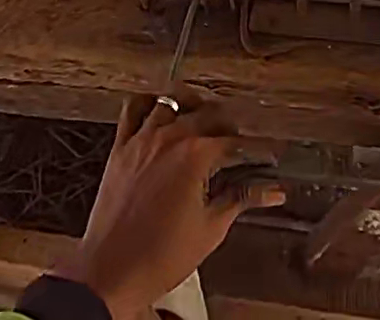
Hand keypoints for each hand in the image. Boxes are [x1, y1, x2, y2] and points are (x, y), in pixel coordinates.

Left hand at [52, 94, 283, 316]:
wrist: (106, 278)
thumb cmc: (159, 257)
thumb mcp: (210, 228)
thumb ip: (242, 199)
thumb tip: (274, 191)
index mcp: (197, 155)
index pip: (238, 143)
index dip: (259, 150)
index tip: (270, 156)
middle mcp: (172, 138)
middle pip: (211, 113)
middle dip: (230, 126)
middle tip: (238, 144)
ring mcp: (144, 139)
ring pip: (175, 100)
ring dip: (193, 106)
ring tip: (203, 121)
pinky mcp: (121, 148)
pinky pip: (133, 108)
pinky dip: (149, 103)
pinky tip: (161, 110)